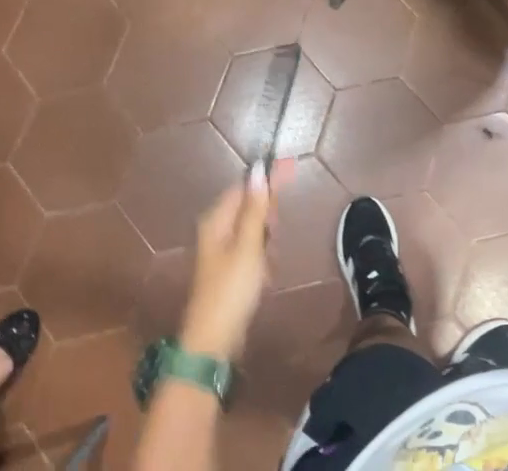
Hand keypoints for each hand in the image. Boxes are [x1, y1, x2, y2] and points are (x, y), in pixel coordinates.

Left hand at [178, 168, 276, 360]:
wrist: (215, 340)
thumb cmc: (231, 290)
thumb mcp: (248, 246)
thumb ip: (256, 208)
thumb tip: (259, 170)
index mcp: (216, 220)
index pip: (244, 186)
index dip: (267, 178)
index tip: (292, 166)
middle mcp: (217, 230)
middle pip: (250, 206)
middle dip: (268, 218)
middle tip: (273, 239)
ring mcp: (224, 250)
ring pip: (256, 230)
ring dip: (268, 241)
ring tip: (268, 262)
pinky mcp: (232, 269)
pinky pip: (254, 250)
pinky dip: (264, 258)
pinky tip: (266, 274)